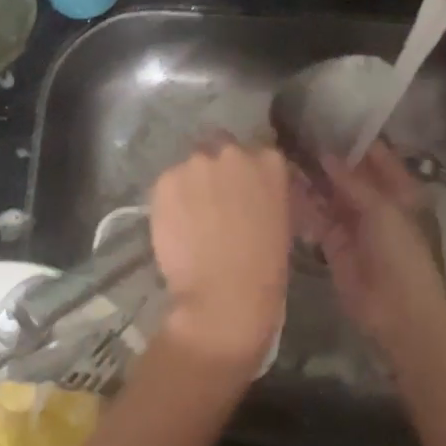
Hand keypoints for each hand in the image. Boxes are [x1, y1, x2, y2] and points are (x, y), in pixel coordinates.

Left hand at [148, 141, 290, 371]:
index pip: (255, 154)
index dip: (244, 175)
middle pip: (218, 151)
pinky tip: (175, 227)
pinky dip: (170, 201)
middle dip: (215, 173)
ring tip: (190, 219)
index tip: (240, 193)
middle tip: (213, 204)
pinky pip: (167, 185)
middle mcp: (233, 153)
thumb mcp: (280, 220)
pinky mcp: (165, 181)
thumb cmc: (265, 268)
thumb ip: (265, 193)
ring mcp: (196, 164)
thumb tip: (251, 192)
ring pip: (189, 168)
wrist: (225, 295)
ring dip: (191, 186)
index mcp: (270, 162)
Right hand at [295, 142, 445, 350]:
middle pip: (349, 174)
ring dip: (309, 178)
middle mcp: (378, 203)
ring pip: (329, 195)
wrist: (399, 313)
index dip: (353, 138)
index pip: (376, 155)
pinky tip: (281, 185)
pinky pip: (316, 218)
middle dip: (325, 157)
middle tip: (293, 131)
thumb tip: (324, 154)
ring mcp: (354, 224)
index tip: (323, 116)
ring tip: (280, 153)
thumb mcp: (382, 209)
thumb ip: (352, 181)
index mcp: (401, 190)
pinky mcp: (334, 244)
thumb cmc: (402, 254)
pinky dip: (301, 204)